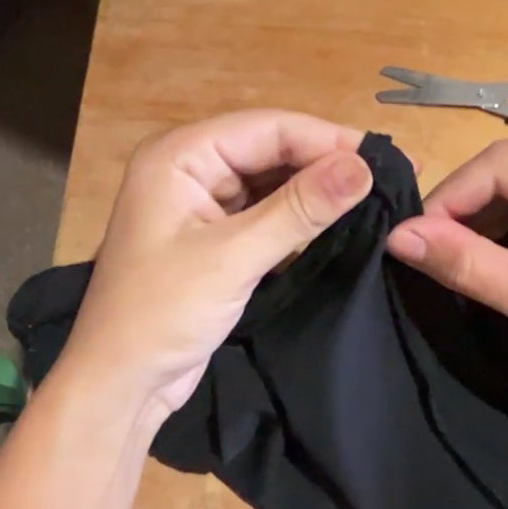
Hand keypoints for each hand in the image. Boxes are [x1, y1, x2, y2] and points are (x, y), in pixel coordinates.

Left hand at [51, 110, 372, 420]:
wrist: (123, 380)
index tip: (383, 159)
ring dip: (312, 195)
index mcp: (178, 157)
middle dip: (322, 165)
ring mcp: (199, 209)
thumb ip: (298, 210)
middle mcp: (188, 171)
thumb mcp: (233, 257)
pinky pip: (261, 218)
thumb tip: (363, 168)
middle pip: (268, 152)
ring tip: (370, 202)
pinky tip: (333, 228)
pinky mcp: (211, 243)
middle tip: (384, 181)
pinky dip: (294, 223)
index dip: (325, 139)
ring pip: (268, 186)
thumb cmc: (162, 312)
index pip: (265, 128)